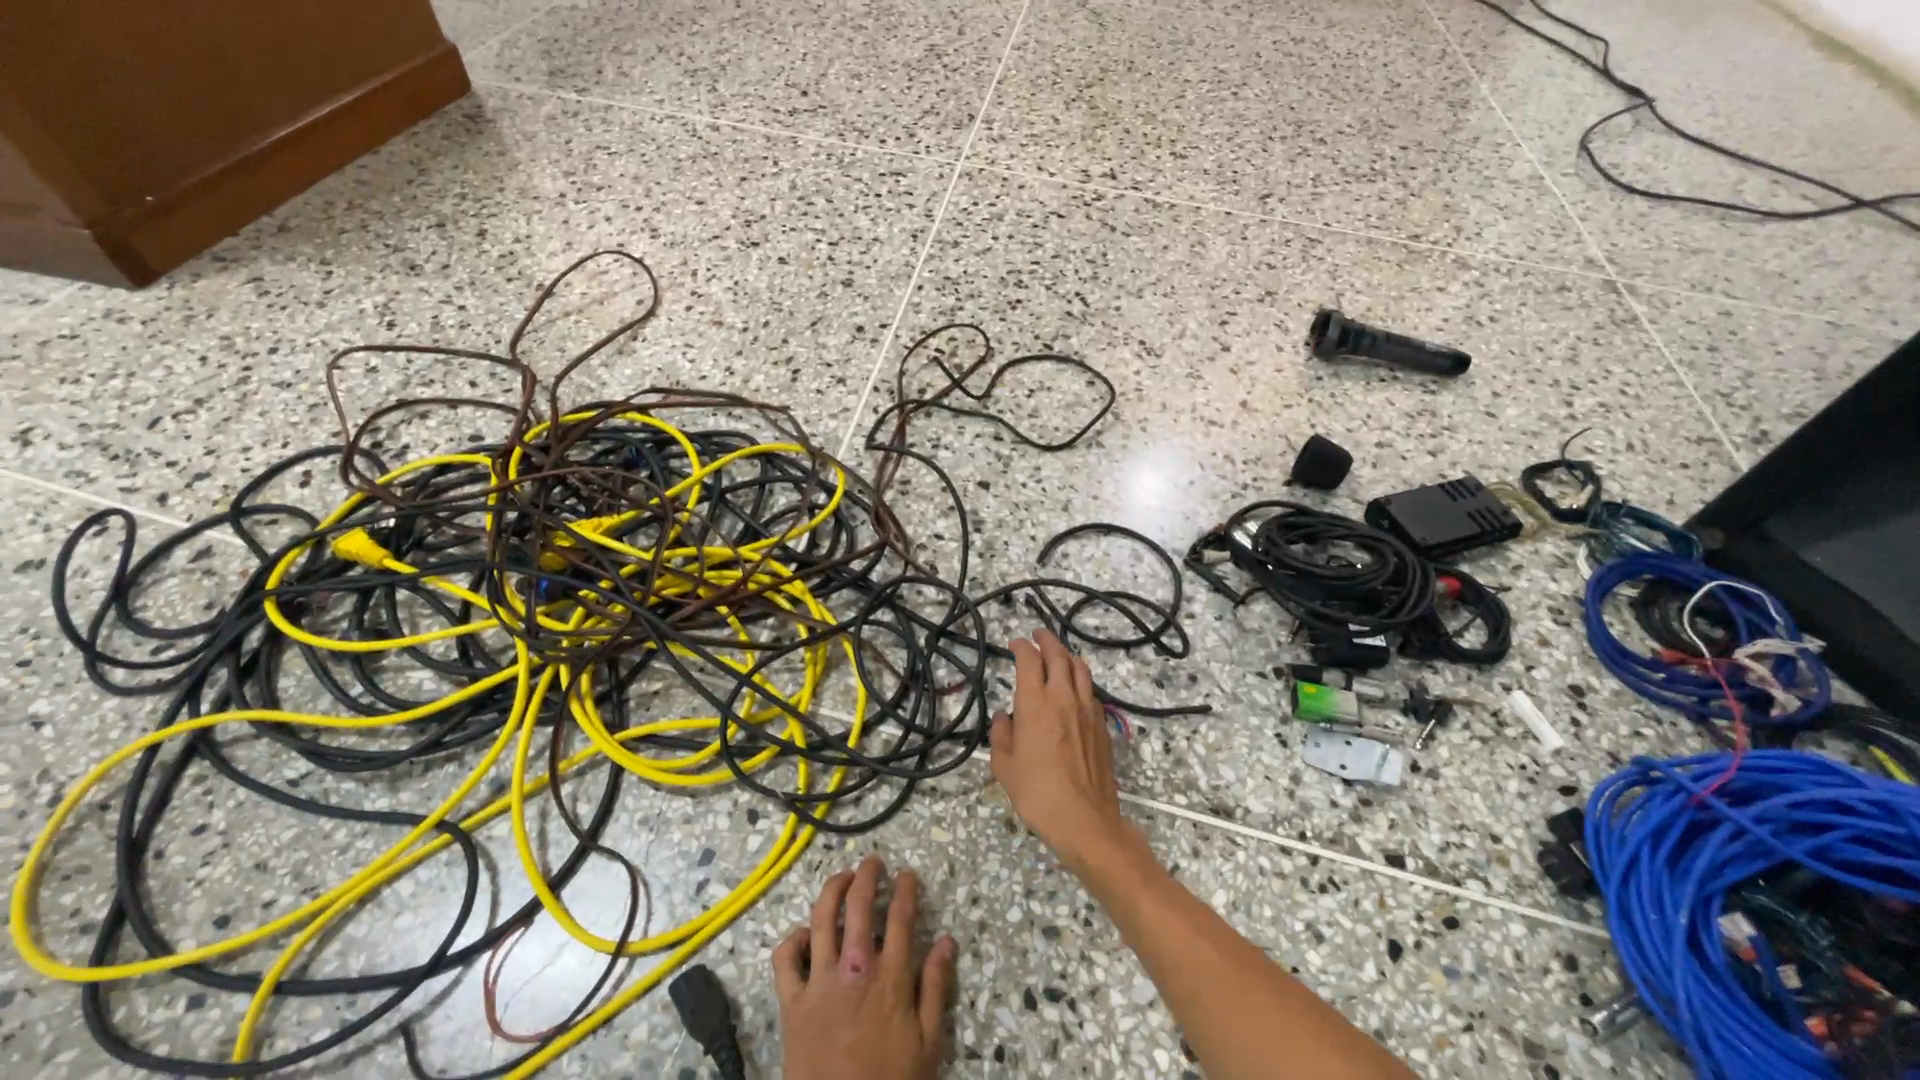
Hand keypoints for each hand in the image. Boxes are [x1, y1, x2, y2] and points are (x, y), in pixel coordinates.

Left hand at [774, 856, 955, 1079]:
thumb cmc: (890, 1079)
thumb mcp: (928, 1042)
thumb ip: (936, 987)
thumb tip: (947, 941)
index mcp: (891, 977)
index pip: (901, 917)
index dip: (906, 889)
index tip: (908, 875)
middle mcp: (853, 968)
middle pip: (858, 906)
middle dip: (867, 876)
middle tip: (873, 863)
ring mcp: (818, 981)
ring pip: (820, 919)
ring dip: (832, 890)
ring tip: (842, 877)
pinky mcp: (791, 1000)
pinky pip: (785, 958)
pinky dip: (792, 938)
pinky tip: (804, 932)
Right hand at [989, 628, 1144, 871]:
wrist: (1084, 819)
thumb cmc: (1037, 794)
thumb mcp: (1005, 767)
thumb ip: (1001, 736)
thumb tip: (1004, 718)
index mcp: (1035, 705)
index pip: (1029, 661)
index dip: (1021, 647)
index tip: (1015, 642)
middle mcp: (1063, 699)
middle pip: (1059, 656)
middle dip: (1047, 641)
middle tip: (1038, 634)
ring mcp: (1087, 711)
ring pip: (1080, 670)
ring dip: (1067, 656)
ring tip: (1059, 653)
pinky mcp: (1102, 726)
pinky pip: (1090, 691)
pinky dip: (1080, 680)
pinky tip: (1074, 688)